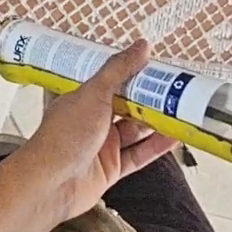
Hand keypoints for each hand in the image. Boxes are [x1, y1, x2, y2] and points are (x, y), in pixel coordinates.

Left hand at [5, 40, 179, 221]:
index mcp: (81, 99)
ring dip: (156, 122)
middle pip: (126, 107)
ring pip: (135, 131)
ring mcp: (101, 146)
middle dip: (149, 99)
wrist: (51, 184)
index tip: (156, 68)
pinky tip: (173, 137)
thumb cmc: (63, 136)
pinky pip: (138, 155)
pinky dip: (156, 147)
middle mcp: (91, 121)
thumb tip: (140, 47)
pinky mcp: (110, 169)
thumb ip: (118, 71)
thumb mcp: (93, 94)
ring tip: (181, 111)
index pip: (111, 81)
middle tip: (175, 90)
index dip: (133, 74)